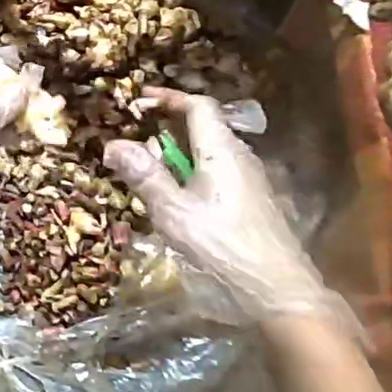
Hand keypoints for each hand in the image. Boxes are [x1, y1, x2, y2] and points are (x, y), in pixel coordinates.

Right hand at [104, 88, 355, 332]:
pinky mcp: (251, 203)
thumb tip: (112, 143)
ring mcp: (248, 181)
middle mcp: (239, 157)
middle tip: (133, 147)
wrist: (279, 293)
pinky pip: (214, 174)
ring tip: (147, 177)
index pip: (197, 106)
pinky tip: (174, 202)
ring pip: (206, 154)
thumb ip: (144, 175)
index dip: (168, 98)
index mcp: (221, 150)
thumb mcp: (173, 211)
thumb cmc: (222, 246)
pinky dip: (188, 175)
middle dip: (164, 131)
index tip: (138, 101)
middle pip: (200, 128)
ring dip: (174, 157)